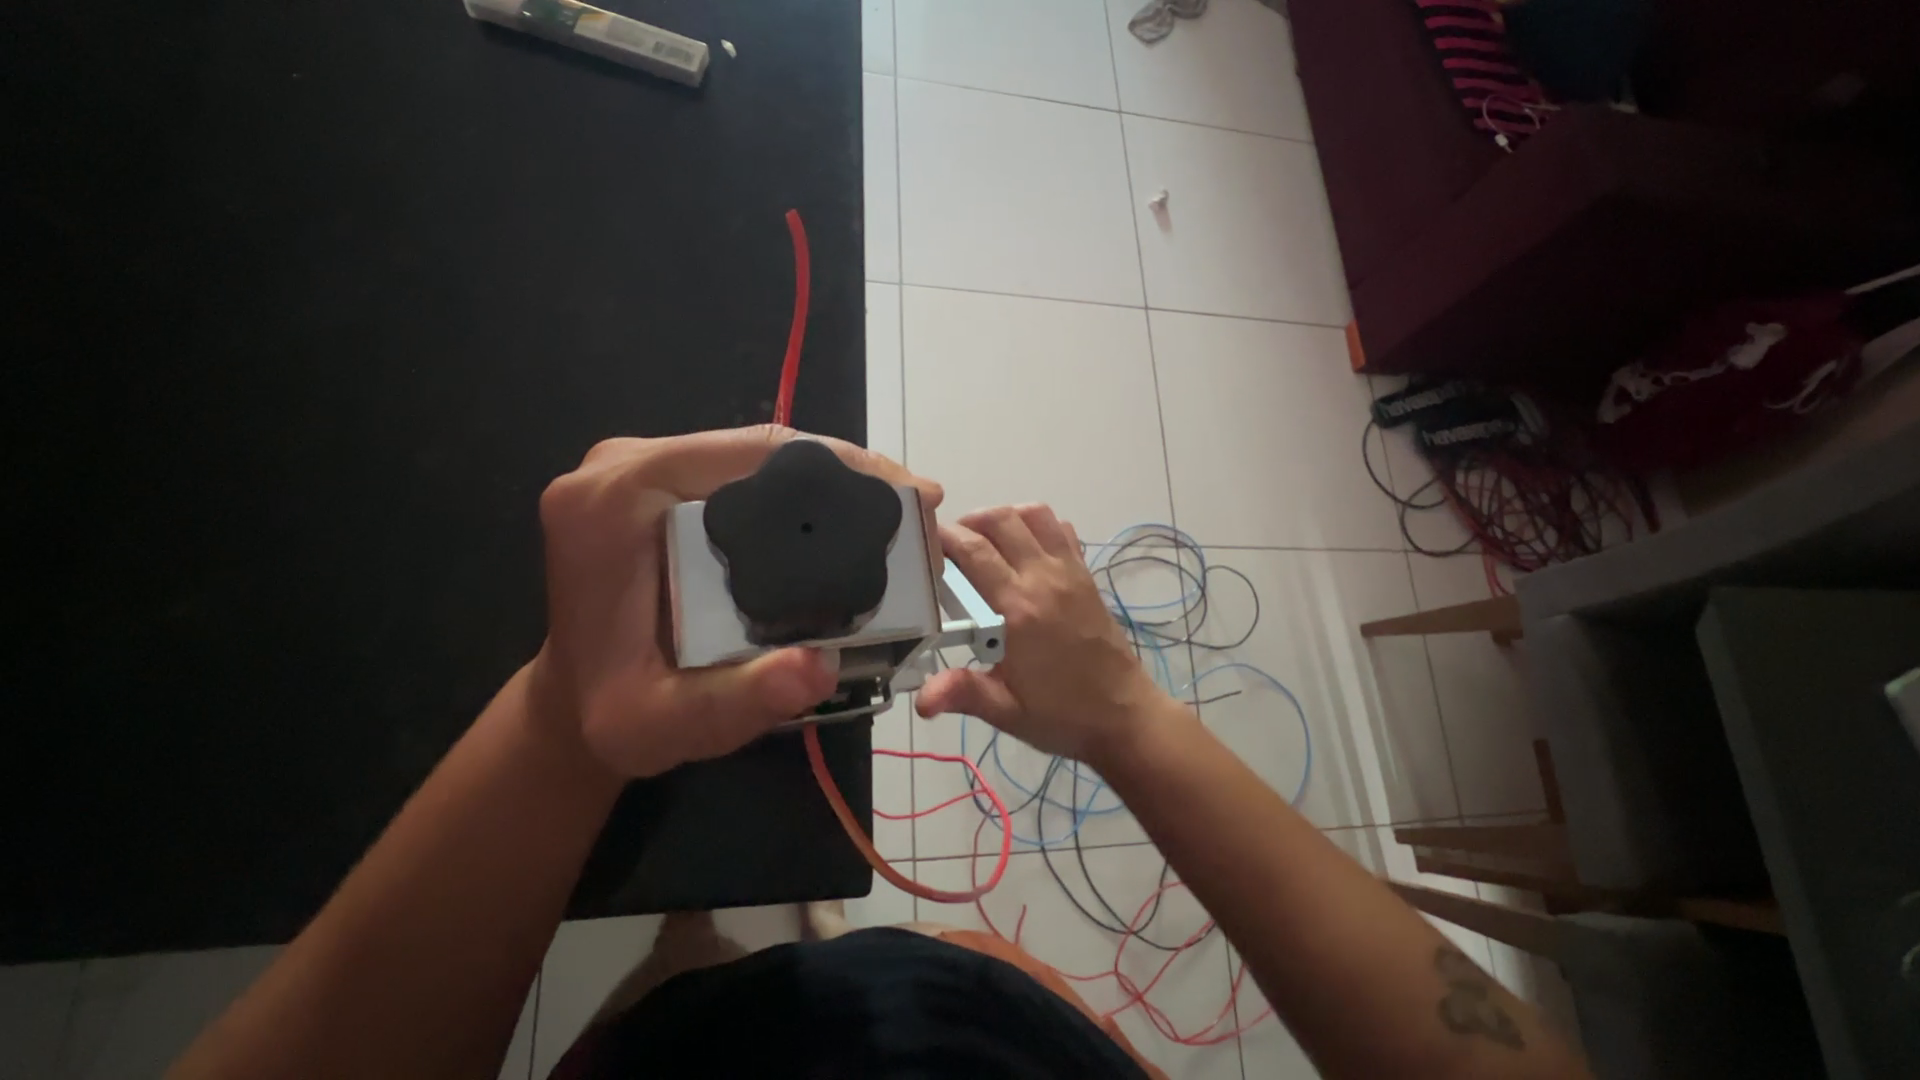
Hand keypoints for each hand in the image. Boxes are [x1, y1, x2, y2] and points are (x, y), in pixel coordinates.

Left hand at [529, 426, 942, 777]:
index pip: (749, 455)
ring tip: (895, 513)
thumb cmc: (611, 715)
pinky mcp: (654, 482)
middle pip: (759, 447)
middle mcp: (621, 465)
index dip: (842, 466)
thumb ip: (734, 703)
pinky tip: (843, 520)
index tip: (911, 496)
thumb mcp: (660, 726)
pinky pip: (741, 473)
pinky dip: (800, 494)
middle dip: (849, 473)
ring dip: (831, 482)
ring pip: (756, 455)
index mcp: (617, 499)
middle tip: (918, 508)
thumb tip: (818, 668)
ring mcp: (635, 468)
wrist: (571, 702)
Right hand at [915, 504, 1181, 763]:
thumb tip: (921, 700)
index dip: (944, 537)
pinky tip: (1023, 551)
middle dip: (969, 521)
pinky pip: (1062, 530)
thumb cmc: (1061, 716)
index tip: (923, 542)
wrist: (1124, 717)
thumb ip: (962, 694)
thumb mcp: (1006, 711)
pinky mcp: (1087, 576)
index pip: (975, 551)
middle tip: (949, 544)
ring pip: (1035, 514)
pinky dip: (1037, 526)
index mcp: (1019, 609)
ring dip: (1004, 517)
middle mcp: (1045, 579)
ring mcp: (1070, 573)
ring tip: (984, 541)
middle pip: (1002, 520)